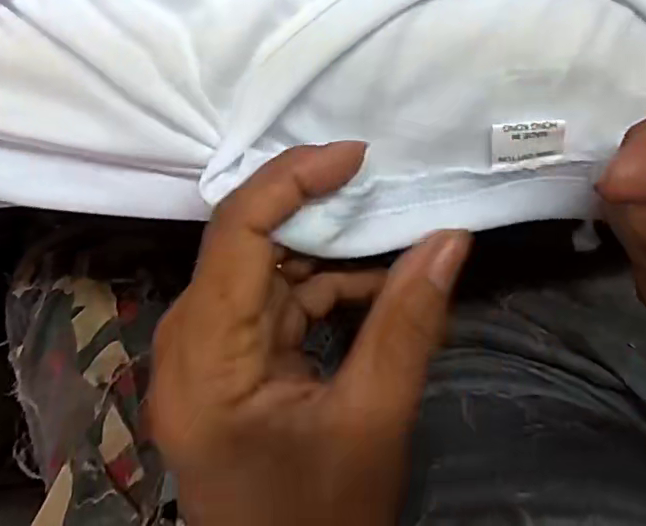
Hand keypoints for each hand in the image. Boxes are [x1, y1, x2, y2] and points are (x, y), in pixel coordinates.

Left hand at [149, 142, 471, 525]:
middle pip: (247, 237)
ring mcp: (211, 348)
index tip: (355, 156)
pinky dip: (330, 283)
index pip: (236, 230)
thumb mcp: (372, 424)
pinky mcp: (235, 357)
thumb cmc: (319, 522)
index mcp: (206, 356)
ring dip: (329, 243)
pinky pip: (281, 294)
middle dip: (315, 203)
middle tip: (377, 180)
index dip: (292, 178)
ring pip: (268, 261)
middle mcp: (192, 339)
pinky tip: (381, 286)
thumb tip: (452, 238)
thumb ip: (409, 323)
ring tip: (389, 225)